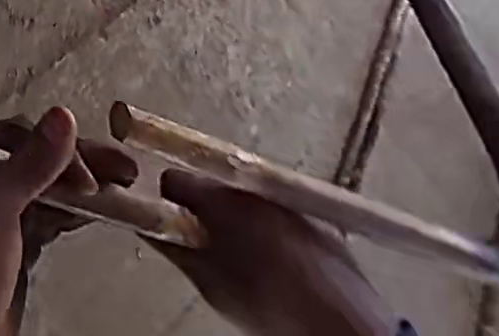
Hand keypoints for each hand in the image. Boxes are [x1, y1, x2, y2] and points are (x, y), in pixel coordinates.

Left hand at [0, 107, 134, 334]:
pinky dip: (78, 206)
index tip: (91, 174)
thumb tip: (64, 116)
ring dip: (85, 182)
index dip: (57, 147)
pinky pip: (53, 210)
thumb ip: (31, 162)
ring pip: (49, 182)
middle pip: (37, 155)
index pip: (20, 136)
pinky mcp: (19, 236)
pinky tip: (102, 208)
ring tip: (124, 185)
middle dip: (81, 160)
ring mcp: (3, 206)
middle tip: (126, 170)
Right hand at [150, 170, 400, 335]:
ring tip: (249, 259)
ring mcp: (290, 205)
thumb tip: (146, 227)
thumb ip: (173, 248)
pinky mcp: (322, 224)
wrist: (352, 335)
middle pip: (212, 187)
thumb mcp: (210, 284)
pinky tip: (282, 266)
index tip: (172, 223)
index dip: (169, 200)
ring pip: (247, 202)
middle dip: (206, 210)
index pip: (173, 178)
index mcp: (217, 198)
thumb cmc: (270, 307)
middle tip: (211, 246)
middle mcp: (251, 190)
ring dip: (240, 220)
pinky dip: (273, 232)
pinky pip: (280, 217)